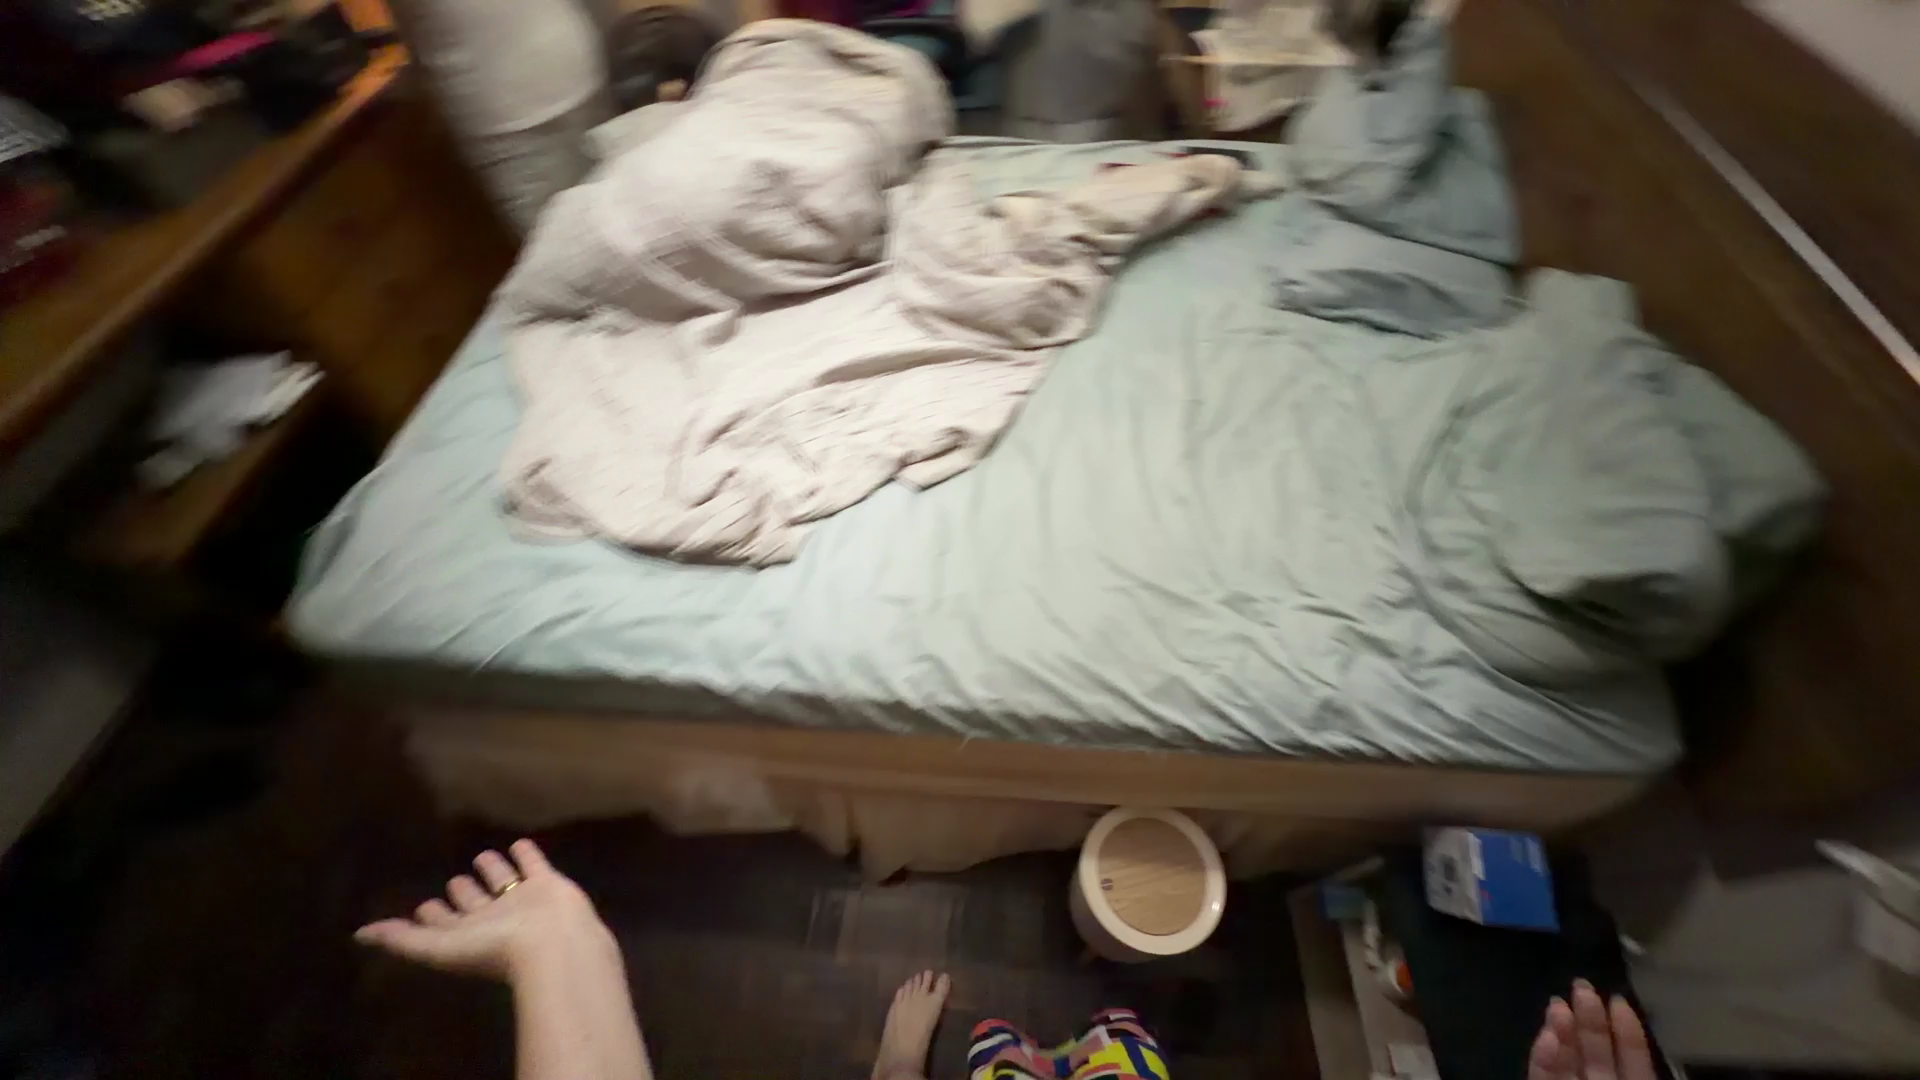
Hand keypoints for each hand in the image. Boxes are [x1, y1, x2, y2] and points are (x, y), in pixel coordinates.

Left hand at [354, 838, 615, 982]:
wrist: (553, 941)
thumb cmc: (495, 947)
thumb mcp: (439, 948)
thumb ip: (403, 939)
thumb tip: (359, 934)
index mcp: (465, 935)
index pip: (443, 924)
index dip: (432, 915)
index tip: (422, 906)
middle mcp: (492, 917)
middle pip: (474, 903)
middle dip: (463, 892)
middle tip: (453, 880)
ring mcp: (521, 899)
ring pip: (502, 881)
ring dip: (492, 870)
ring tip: (483, 856)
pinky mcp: (546, 881)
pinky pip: (533, 863)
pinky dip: (526, 854)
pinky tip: (520, 842)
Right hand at [1528, 980, 1656, 1079]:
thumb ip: (1640, 1064)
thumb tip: (1631, 1020)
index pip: (1633, 1060)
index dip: (1627, 1032)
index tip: (1617, 999)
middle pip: (1594, 1053)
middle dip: (1589, 1020)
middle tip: (1581, 985)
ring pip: (1565, 1059)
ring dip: (1561, 1030)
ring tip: (1558, 1004)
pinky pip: (1541, 1075)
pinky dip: (1543, 1057)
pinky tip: (1546, 1035)